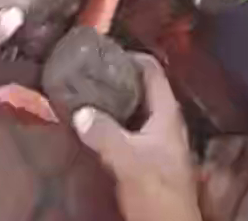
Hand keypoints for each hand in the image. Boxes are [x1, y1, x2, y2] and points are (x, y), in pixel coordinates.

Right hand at [73, 55, 200, 220]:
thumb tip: (79, 110)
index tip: (105, 55)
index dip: (131, 56)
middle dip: (119, 80)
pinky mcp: (151, 160)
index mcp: (167, 111)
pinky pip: (132, 130)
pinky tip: (97, 130)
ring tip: (90, 98)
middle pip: (143, 88)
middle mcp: (166, 120)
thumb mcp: (128, 160)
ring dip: (116, 104)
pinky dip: (116, 124)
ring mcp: (160, 141)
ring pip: (136, 110)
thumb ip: (104, 133)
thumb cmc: (156, 191)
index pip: (152, 68)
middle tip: (92, 76)